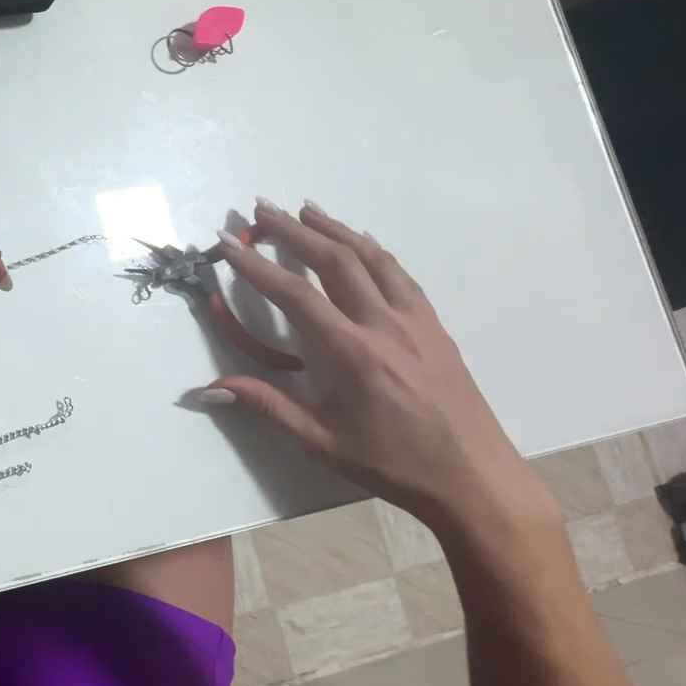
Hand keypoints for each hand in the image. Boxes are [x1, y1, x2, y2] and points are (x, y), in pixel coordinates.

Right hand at [205, 198, 552, 535]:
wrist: (474, 478)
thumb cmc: (391, 463)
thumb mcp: (320, 442)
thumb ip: (266, 407)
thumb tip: (210, 387)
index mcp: (352, 354)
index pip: (295, 295)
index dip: (256, 266)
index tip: (226, 241)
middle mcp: (385, 326)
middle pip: (335, 261)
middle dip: (293, 231)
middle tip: (260, 208)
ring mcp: (415, 322)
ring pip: (371, 259)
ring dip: (334, 229)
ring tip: (305, 209)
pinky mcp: (433, 327)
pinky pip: (399, 275)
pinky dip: (372, 250)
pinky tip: (359, 242)